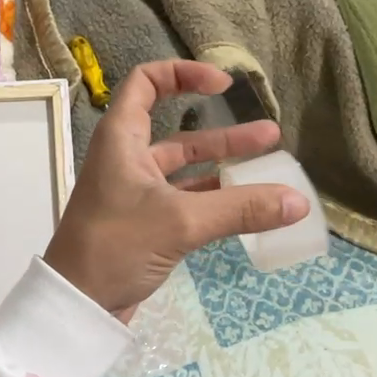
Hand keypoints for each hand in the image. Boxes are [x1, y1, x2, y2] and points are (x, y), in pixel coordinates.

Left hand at [43, 60, 307, 320]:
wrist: (78, 302)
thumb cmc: (116, 245)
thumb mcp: (180, 221)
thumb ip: (239, 208)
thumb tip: (298, 201)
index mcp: (121, 138)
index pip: (145, 83)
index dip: (182, 74)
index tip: (223, 85)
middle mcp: (126, 157)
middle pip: (177, 130)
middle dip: (224, 132)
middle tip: (271, 135)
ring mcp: (135, 191)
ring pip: (185, 168)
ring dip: (224, 166)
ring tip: (272, 166)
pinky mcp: (145, 222)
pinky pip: (185, 199)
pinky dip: (215, 199)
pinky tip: (249, 206)